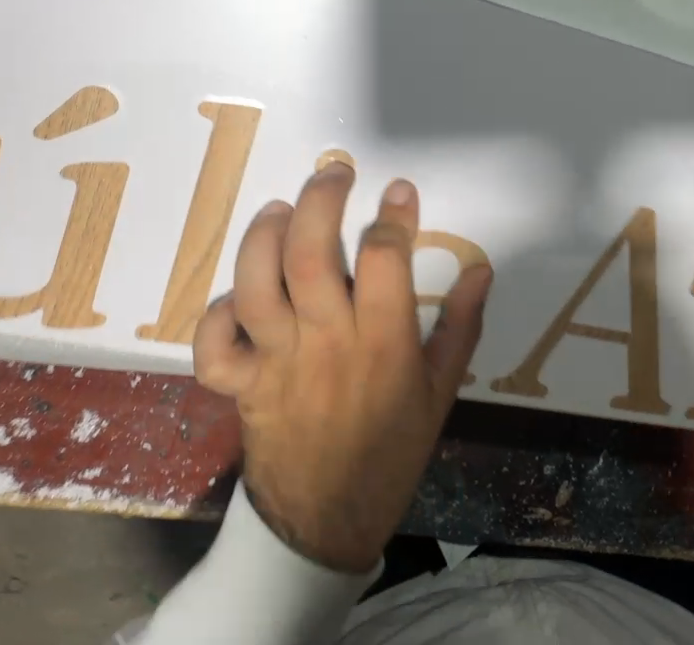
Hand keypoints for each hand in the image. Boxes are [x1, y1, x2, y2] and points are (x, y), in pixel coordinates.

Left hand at [192, 162, 492, 572]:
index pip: (384, 259)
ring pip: (257, 284)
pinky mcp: (240, 384)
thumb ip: (461, 327)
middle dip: (320, 201)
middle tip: (333, 173)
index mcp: (384, 343)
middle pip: (310, 254)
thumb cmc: (393, 450)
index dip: (393, 215)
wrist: (327, 520)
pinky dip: (216, 312)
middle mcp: (327, 342)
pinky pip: (213, 343)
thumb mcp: (442, 391)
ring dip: (264, 237)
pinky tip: (238, 293)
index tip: (399, 190)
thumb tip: (480, 268)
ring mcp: (277, 362)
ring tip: (280, 210)